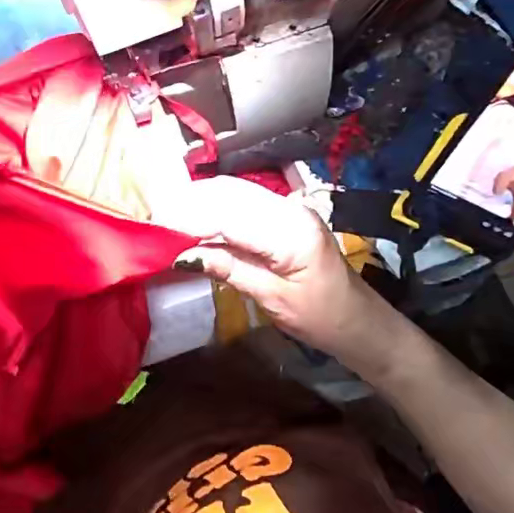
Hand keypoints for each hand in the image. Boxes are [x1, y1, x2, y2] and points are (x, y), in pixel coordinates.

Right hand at [157, 176, 394, 359]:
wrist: (360, 320)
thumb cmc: (322, 319)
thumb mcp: (273, 300)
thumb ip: (229, 270)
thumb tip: (184, 255)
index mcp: (291, 232)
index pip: (230, 216)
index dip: (190, 218)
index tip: (155, 224)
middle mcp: (290, 209)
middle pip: (230, 193)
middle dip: (188, 203)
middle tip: (153, 218)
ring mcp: (289, 208)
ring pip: (233, 192)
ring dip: (198, 202)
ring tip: (166, 217)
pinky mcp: (284, 213)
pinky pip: (243, 202)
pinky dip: (215, 208)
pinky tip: (195, 220)